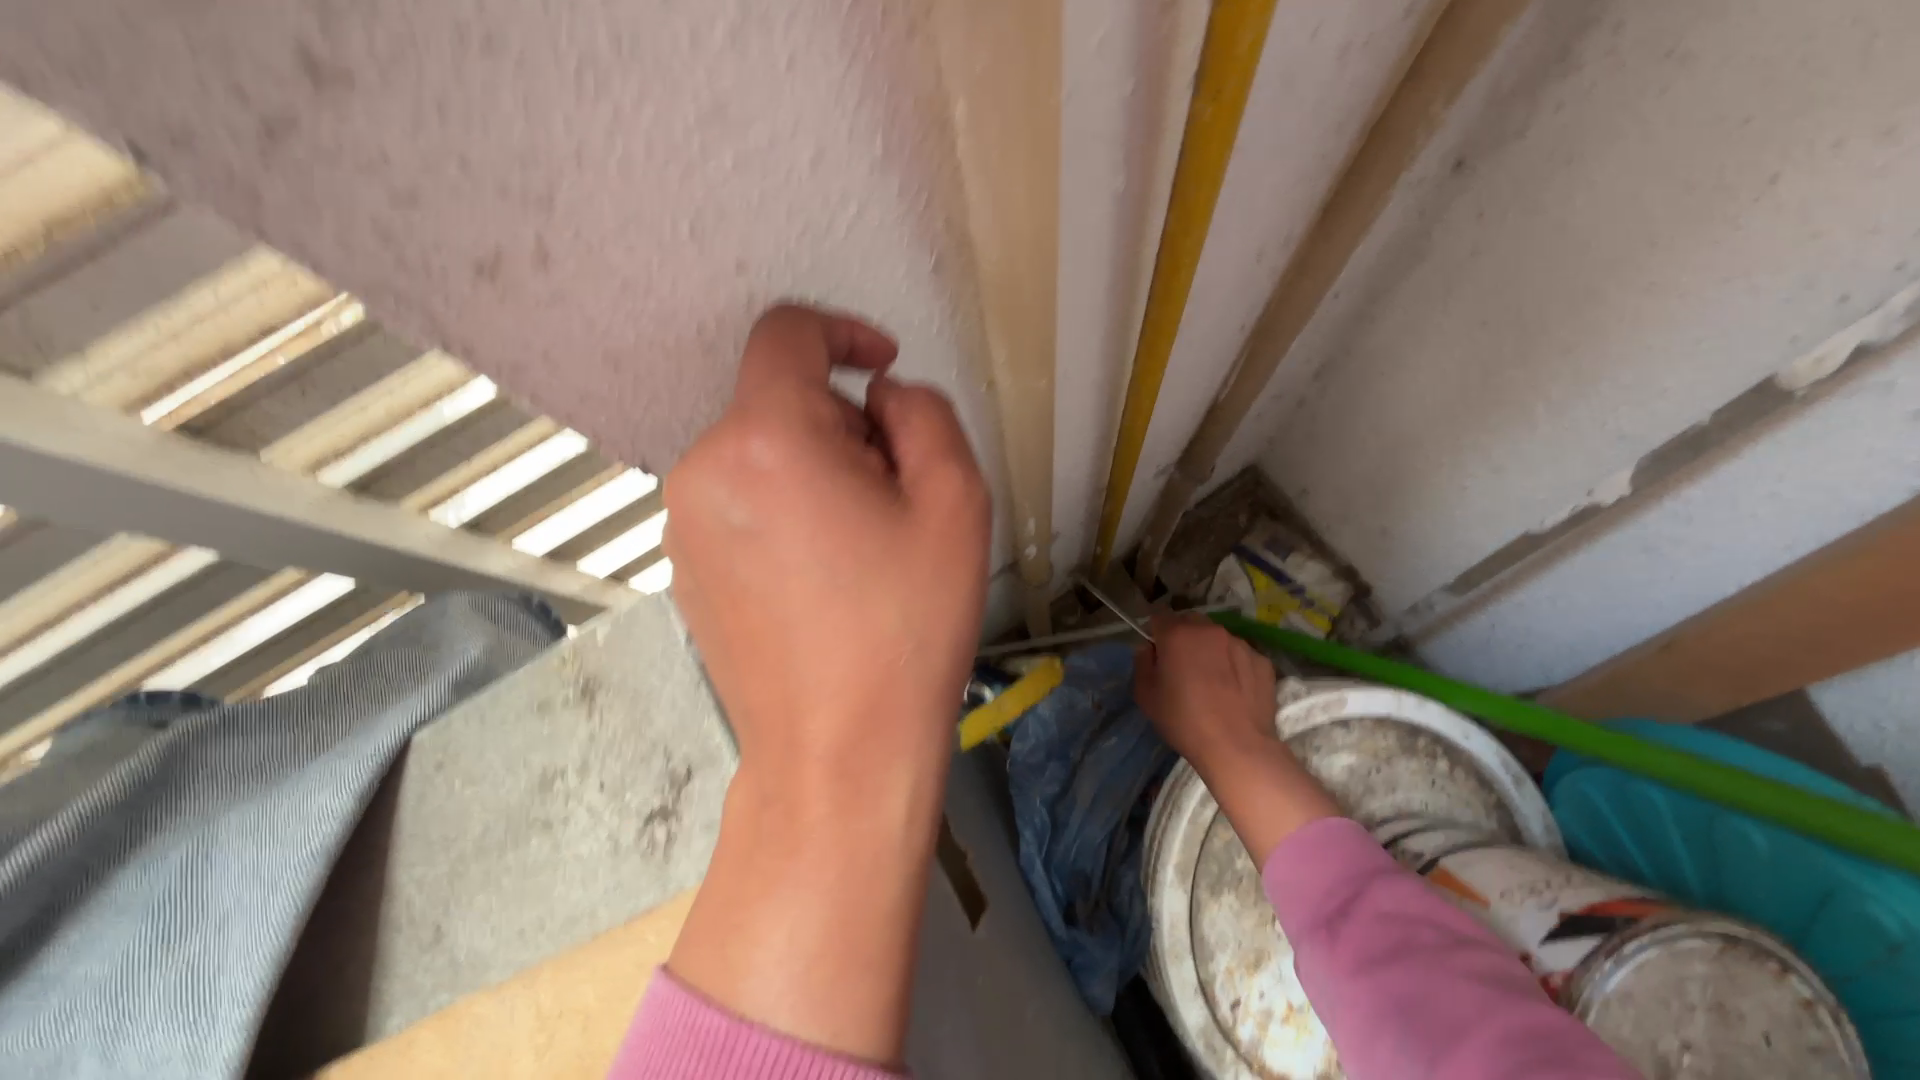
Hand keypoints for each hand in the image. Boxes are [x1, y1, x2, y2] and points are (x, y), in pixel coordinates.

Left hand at [662, 304, 990, 1064]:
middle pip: (779, 401)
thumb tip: (884, 397)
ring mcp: (686, 525)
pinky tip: (826, 576)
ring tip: (864, 547)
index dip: (843, 332)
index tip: (881, 365)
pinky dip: (785, 510)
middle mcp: (706, 471)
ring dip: (816, 471)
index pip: (787, 333)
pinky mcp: (686, 567)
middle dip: (843, 425)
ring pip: (762, 454)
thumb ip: (924, 414)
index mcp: (767, 440)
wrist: (838, 751)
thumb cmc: (902, 633)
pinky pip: (741, 503)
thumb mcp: (954, 502)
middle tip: (896, 495)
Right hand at [1134, 614, 1339, 862]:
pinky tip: (1233, 692)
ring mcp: (1240, 644)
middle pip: (1191, 622)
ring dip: (1211, 651)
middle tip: (1183, 667)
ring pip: (1218, 638)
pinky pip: (1241, 656)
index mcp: (1178, 634)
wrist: (1237, 746)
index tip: (1158, 653)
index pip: (1160, 616)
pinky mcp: (1263, 661)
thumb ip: (1142, 663)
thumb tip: (1149, 648)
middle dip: (1184, 637)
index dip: (1156, 633)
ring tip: (1212, 683)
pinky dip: (1234, 666)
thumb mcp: (1145, 696)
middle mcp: (1210, 630)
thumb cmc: (1184, 721)